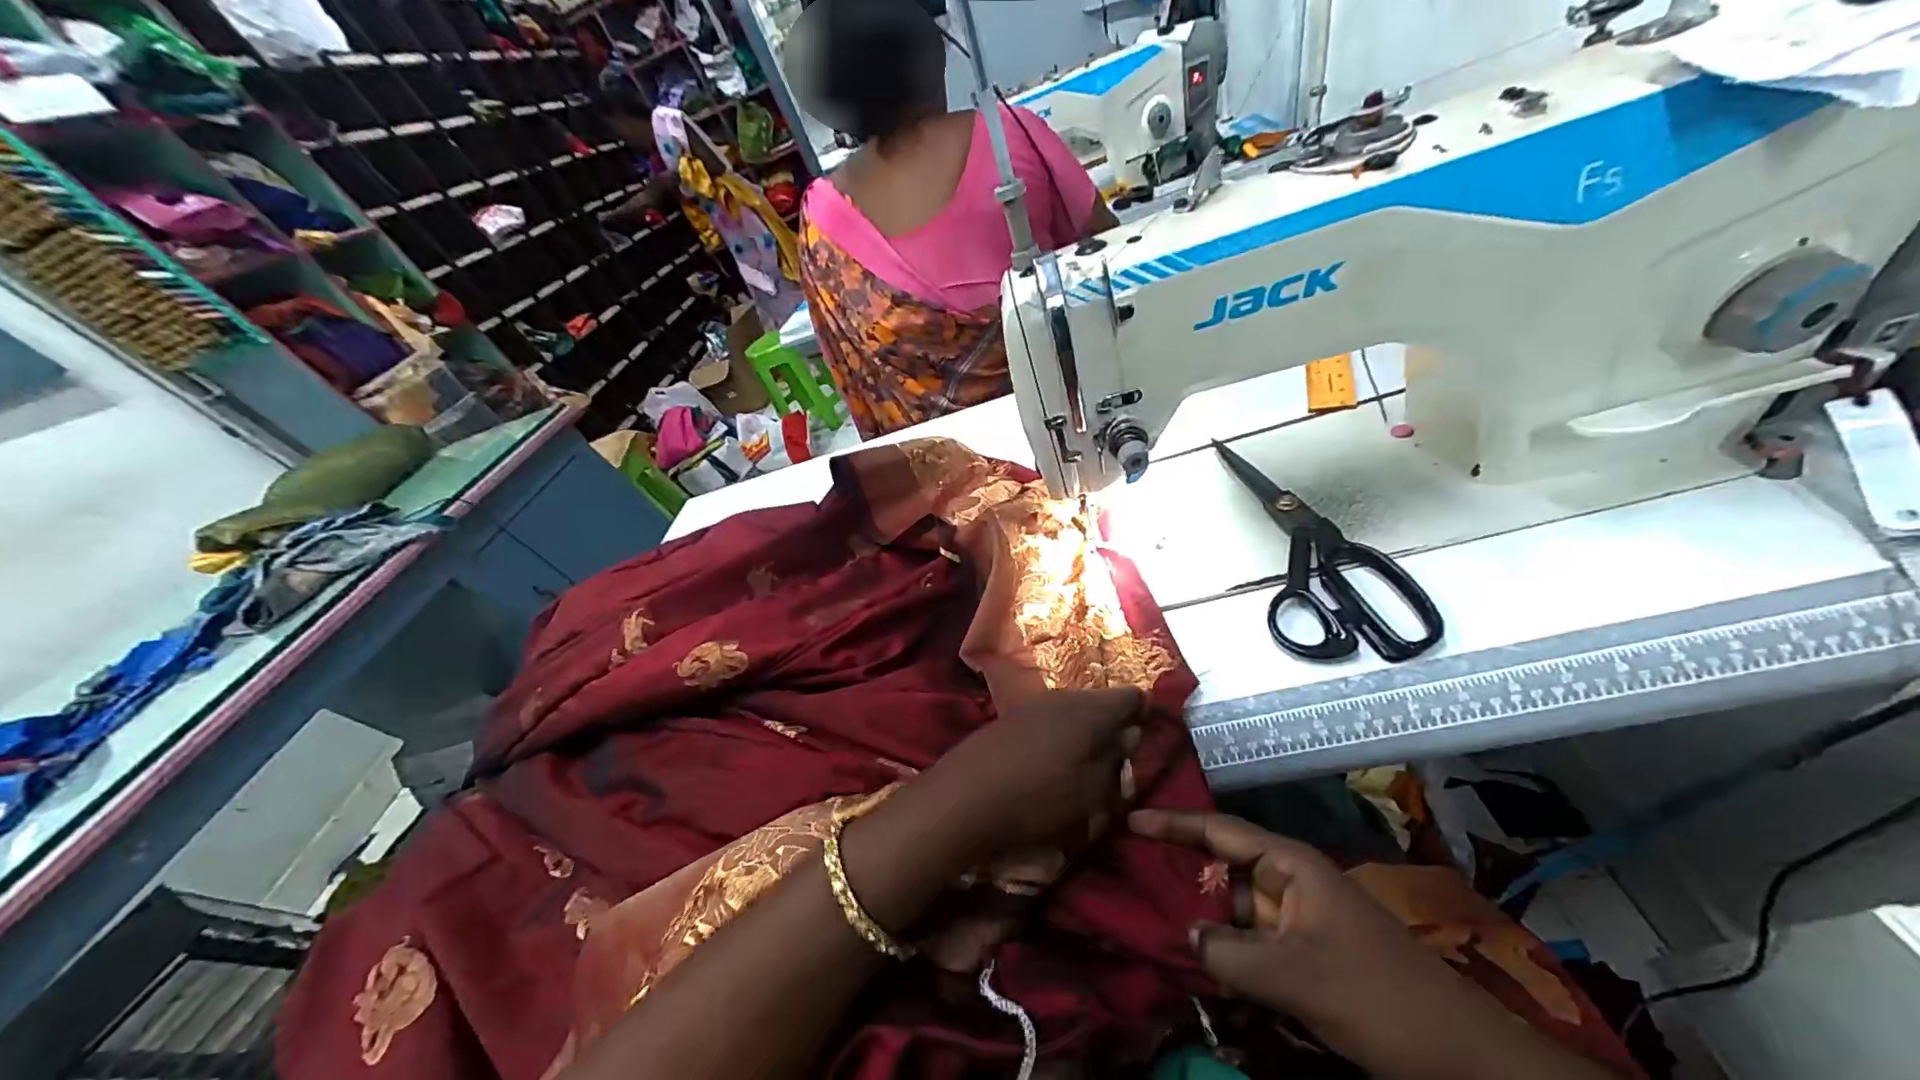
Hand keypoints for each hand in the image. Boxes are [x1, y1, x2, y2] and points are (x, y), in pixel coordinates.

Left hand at [909, 687, 1143, 863]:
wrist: (962, 798)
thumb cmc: (1036, 799)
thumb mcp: (1089, 792)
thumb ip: (1115, 759)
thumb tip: (1131, 733)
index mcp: (1089, 711)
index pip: (1130, 696)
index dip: (1144, 713)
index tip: (1148, 736)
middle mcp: (1061, 698)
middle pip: (1099, 702)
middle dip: (1113, 723)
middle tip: (1119, 756)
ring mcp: (1031, 705)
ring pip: (1071, 710)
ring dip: (1083, 730)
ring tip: (1086, 762)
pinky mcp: (1008, 719)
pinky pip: (1047, 719)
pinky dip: (1057, 735)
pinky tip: (1051, 760)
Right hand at [1129, 811, 1622, 1079]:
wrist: (1455, 1054)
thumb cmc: (1376, 995)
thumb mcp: (1296, 975)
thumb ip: (1228, 953)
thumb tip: (1186, 935)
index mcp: (1290, 864)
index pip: (1219, 830)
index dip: (1172, 823)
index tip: (1128, 818)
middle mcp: (1288, 881)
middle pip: (1219, 866)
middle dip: (1177, 872)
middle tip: (1124, 872)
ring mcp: (1294, 918)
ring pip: (1231, 908)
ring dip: (1197, 915)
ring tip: (1142, 914)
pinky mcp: (1299, 953)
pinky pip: (1247, 940)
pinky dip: (1220, 947)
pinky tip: (1188, 957)